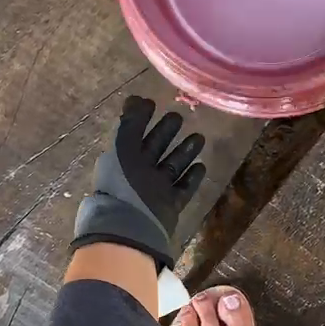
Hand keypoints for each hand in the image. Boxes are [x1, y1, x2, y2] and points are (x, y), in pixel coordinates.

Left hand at [72, 96, 207, 268]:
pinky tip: (202, 166)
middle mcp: (138, 174)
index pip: (135, 135)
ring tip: (200, 138)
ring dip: (184, 152)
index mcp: (122, 161)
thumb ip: (130, 124)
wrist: (131, 228)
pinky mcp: (170, 206)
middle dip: (167, 133)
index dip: (144, 120)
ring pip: (172, 166)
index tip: (156, 104)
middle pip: (154, 149)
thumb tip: (137, 98)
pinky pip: (183, 188)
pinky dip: (192, 177)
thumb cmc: (125, 185)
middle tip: (181, 117)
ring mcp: (155, 191)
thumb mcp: (123, 149)